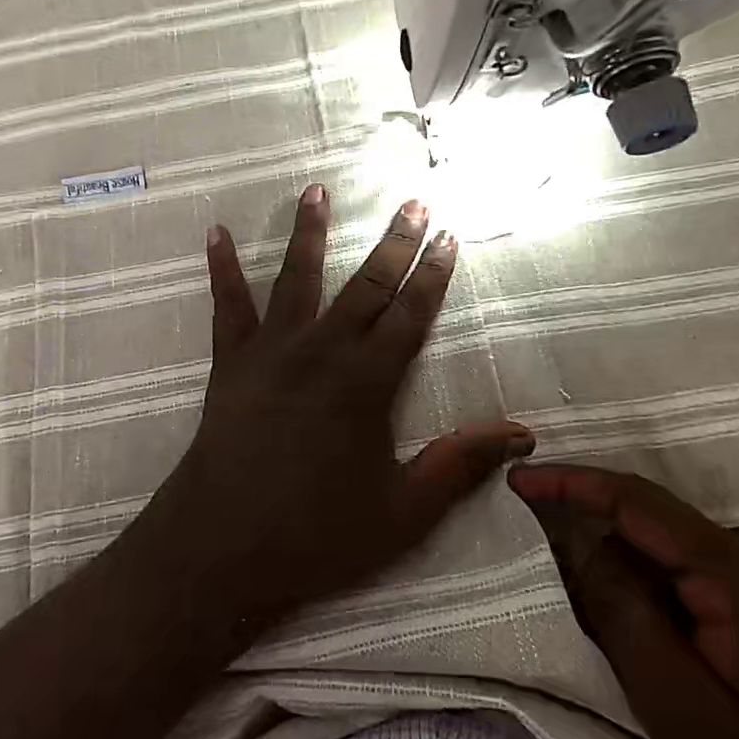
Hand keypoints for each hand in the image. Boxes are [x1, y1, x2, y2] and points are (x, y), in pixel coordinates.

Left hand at [143, 184, 534, 621]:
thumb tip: (522, 435)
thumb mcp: (402, 512)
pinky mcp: (230, 362)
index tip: (450, 237)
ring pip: (295, 278)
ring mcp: (271, 351)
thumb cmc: (315, 535)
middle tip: (412, 202)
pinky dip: (222, 268)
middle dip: (393, 243)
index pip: (410, 317)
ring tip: (316, 190)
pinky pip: (227, 306)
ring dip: (309, 232)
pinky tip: (216, 233)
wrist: (220, 548)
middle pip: (365, 286)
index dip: (434, 275)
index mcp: (365, 384)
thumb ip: (458, 465)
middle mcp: (320, 352)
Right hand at [508, 465, 738, 738]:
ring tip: (582, 574)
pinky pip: (705, 567)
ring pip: (679, 544)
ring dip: (628, 555)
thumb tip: (578, 539)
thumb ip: (624, 615)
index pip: (640, 500)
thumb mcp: (683, 710)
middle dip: (596, 523)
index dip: (573, 482)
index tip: (517, 478)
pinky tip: (642, 606)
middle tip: (539, 533)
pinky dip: (661, 577)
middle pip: (660, 520)